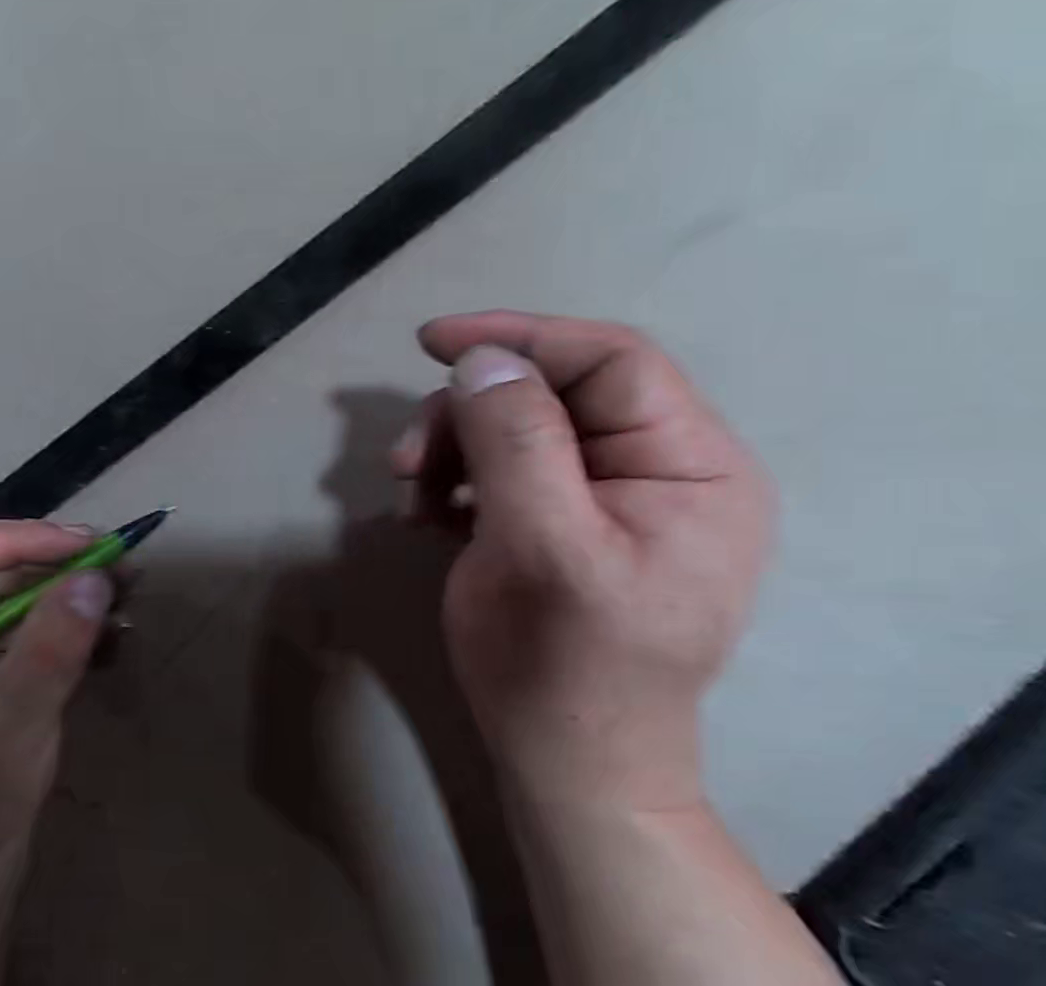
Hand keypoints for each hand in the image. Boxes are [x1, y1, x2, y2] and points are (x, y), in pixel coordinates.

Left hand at [0, 521, 112, 867]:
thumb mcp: (11, 722)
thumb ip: (49, 648)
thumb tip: (95, 577)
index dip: (22, 538)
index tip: (87, 547)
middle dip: (56, 560)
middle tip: (118, 564)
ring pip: (16, 586)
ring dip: (70, 585)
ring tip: (125, 590)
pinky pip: (29, 618)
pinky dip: (70, 616)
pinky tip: (109, 628)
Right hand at [391, 311, 773, 809]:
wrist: (562, 757)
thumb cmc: (564, 661)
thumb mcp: (543, 546)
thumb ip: (517, 443)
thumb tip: (480, 361)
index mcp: (688, 466)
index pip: (609, 361)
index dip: (520, 338)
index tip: (432, 343)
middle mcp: (652, 470)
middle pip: (549, 394)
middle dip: (467, 415)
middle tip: (407, 460)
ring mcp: (599, 498)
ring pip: (510, 430)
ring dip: (450, 452)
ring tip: (411, 498)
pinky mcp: (551, 522)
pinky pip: (494, 470)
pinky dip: (451, 483)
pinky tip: (427, 518)